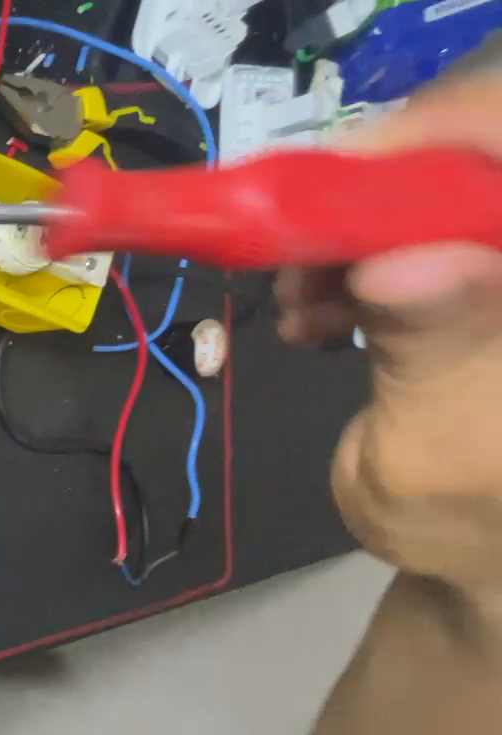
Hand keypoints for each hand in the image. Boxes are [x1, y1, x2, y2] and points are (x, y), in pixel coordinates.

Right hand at [275, 70, 501, 585]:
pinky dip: (355, 264)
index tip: (344, 169)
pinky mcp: (486, 286)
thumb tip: (405, 263)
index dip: (458, 135)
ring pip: (447, 198)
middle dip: (381, 199)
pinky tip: (320, 313)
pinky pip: (424, 237)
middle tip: (299, 261)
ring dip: (351, 239)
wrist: (482, 553)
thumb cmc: (472, 516)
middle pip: (485, 170)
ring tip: (301, 306)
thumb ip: (440, 345)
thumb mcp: (447, 445)